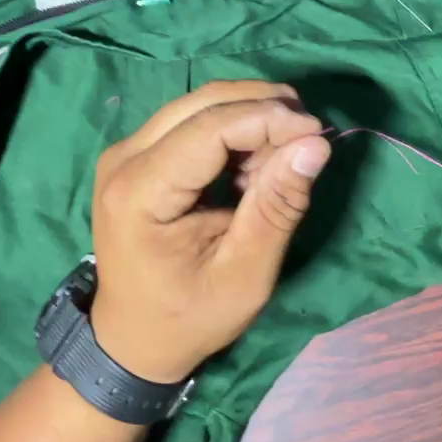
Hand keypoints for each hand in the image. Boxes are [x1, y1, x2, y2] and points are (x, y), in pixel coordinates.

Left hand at [88, 81, 331, 383]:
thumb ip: (277, 207)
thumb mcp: (244, 275)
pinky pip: (192, 118)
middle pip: (203, 102)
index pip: (210, 128)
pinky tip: (257, 157)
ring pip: (200, 103)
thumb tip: (315, 144)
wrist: (131, 339)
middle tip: (310, 134)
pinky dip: (234, 126)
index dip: (267, 118)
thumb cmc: (188, 316)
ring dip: (251, 113)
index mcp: (139, 193)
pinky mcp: (137, 151)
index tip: (317, 131)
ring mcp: (126, 150)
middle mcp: (124, 158)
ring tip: (287, 150)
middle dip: (264, 106)